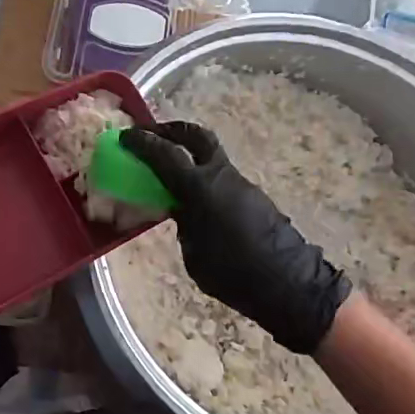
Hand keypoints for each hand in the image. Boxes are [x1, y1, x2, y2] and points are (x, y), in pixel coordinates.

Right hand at [122, 122, 349, 353]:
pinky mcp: (253, 197)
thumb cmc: (232, 273)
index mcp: (200, 188)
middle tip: (155, 135)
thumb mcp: (193, 253)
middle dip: (173, 131)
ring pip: (211, 157)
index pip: (165, 154)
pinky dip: (204, 179)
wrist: (288, 283)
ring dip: (190, 156)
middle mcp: (221, 176)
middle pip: (196, 136)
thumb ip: (183, 223)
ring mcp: (241, 184)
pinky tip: (196, 200)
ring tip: (171, 172)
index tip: (126, 136)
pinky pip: (221, 178)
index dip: (143, 143)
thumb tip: (181, 210)